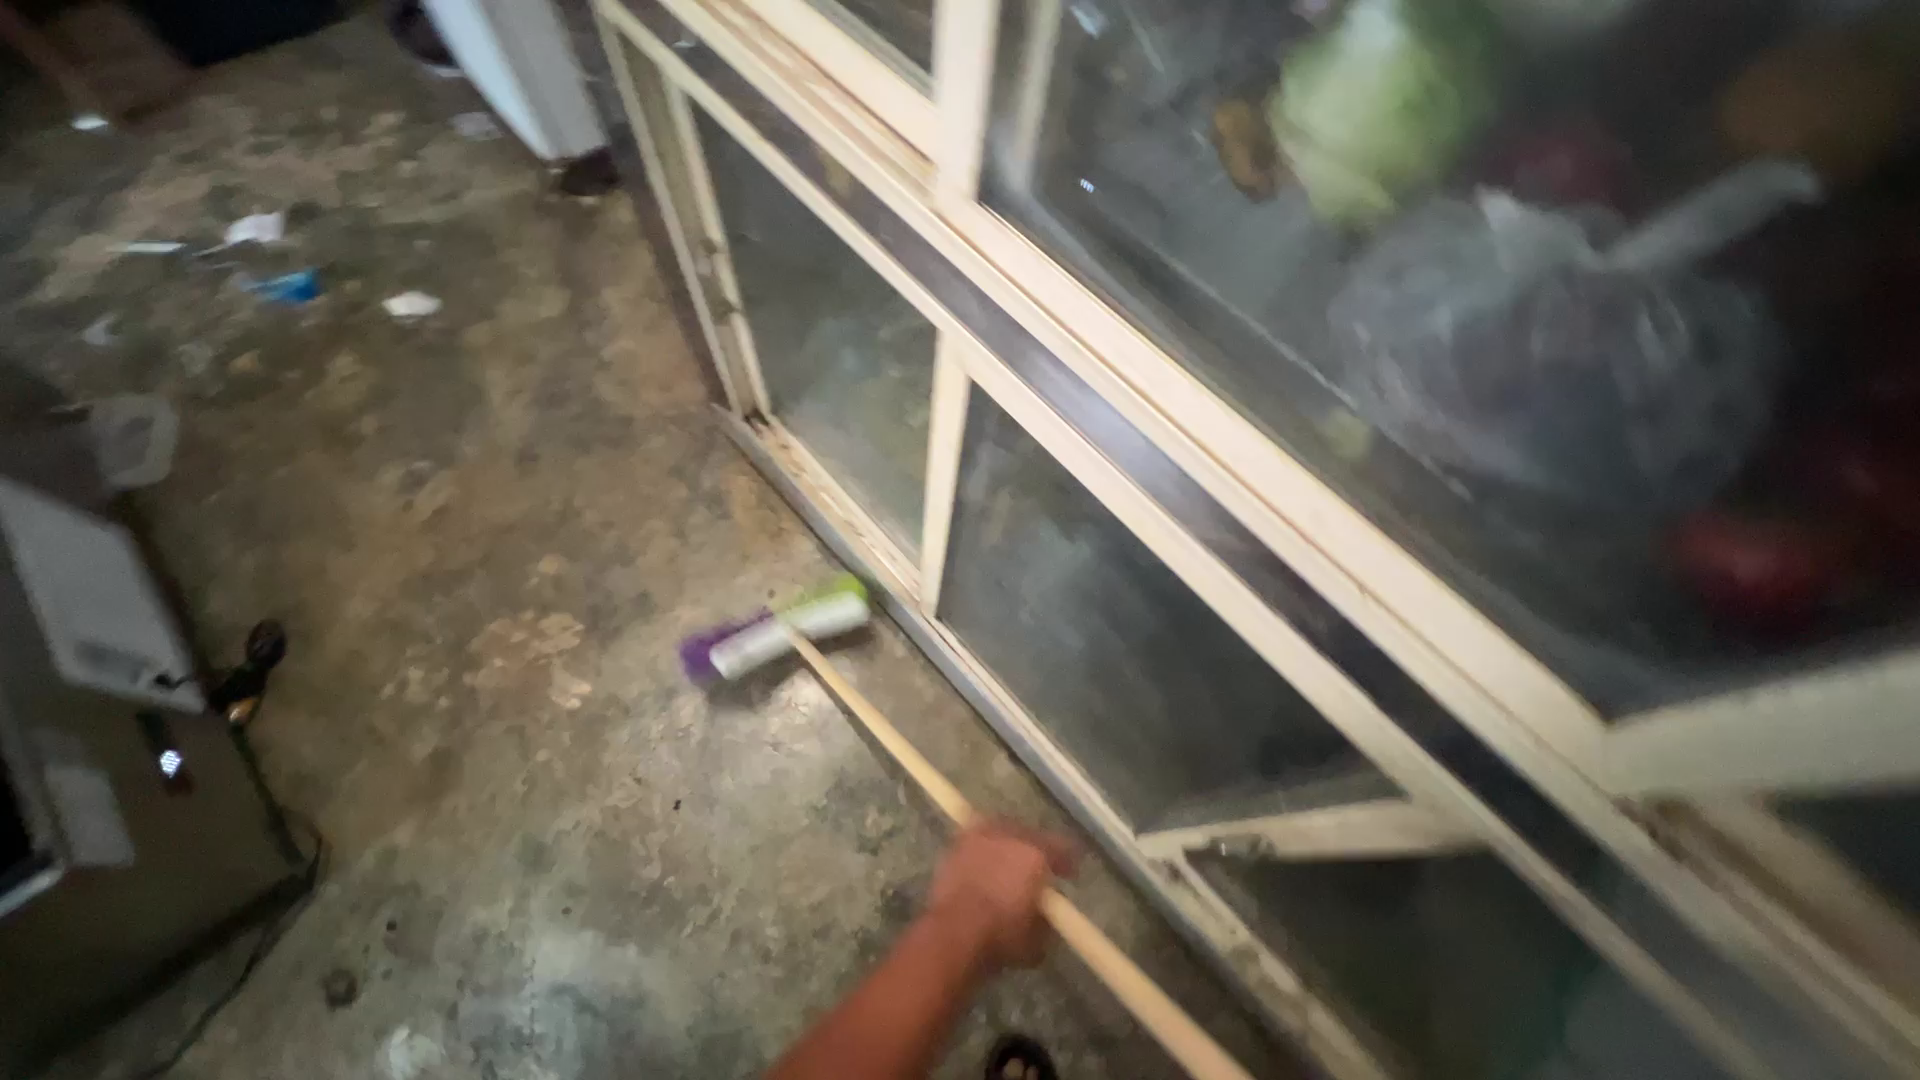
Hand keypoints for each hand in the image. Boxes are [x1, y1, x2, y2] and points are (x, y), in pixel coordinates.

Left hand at [926, 822, 1077, 971]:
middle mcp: (1010, 836)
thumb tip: (1045, 915)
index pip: (1061, 847)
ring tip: (1009, 862)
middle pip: (1030, 835)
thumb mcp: (1037, 941)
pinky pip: (977, 839)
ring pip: (1002, 831)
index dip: (1068, 860)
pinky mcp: (956, 844)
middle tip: (1038, 867)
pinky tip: (983, 864)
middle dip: (1037, 849)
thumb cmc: (1000, 936)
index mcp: (1036, 854)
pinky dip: (984, 849)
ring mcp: (981, 836)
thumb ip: (1046, 920)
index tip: (1070, 873)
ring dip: (1009, 844)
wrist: (952, 932)